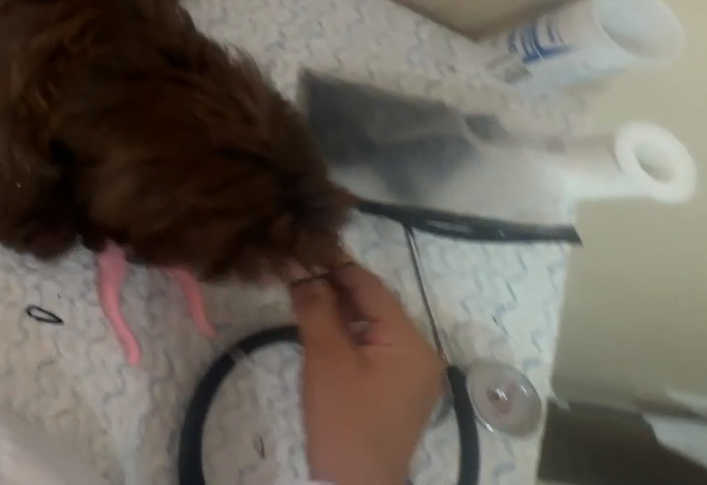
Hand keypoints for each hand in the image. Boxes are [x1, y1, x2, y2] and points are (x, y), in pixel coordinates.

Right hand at [290, 263, 444, 484]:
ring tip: (294, 287)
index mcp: (410, 343)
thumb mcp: (324, 354)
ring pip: (368, 321)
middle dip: (330, 282)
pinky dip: (342, 327)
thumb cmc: (343, 414)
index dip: (331, 263)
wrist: (356, 478)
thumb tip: (296, 262)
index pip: (369, 286)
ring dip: (333, 304)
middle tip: (288, 265)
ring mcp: (408, 370)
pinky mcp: (394, 384)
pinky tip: (312, 319)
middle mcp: (418, 352)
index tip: (295, 244)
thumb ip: (313, 304)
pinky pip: (368, 341)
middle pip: (371, 302)